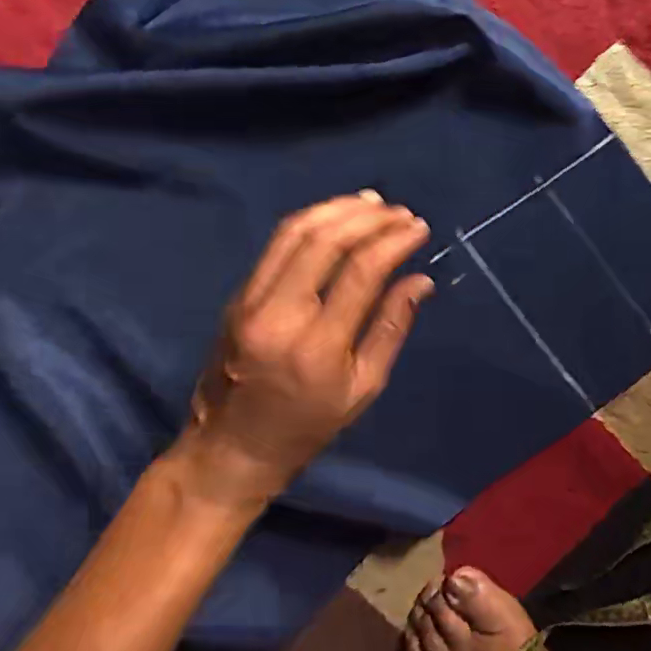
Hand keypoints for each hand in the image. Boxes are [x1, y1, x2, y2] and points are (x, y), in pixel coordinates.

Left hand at [173, 191, 434, 505]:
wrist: (230, 448)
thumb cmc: (308, 425)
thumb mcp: (363, 388)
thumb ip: (391, 327)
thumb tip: (420, 280)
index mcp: (316, 345)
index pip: (361, 272)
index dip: (394, 241)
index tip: (419, 228)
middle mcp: (278, 314)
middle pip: (325, 242)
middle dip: (369, 218)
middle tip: (400, 212)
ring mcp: (250, 300)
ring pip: (294, 232)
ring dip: (337, 209)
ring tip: (372, 202)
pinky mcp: (238, 295)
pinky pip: (277, 244)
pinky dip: (311, 221)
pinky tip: (337, 216)